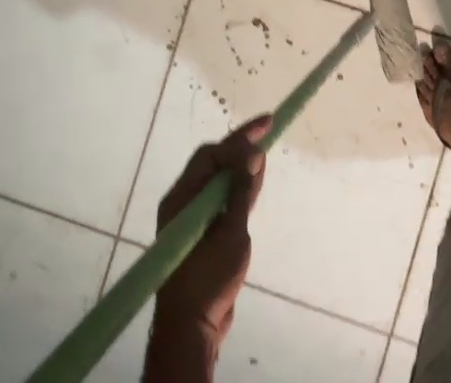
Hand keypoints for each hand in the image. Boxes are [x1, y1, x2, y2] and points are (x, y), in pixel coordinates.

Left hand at [153, 115, 270, 346]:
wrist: (190, 326)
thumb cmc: (206, 278)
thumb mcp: (230, 232)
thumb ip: (240, 191)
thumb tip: (253, 153)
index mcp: (182, 198)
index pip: (210, 154)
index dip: (239, 137)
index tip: (267, 124)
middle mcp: (182, 203)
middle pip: (211, 163)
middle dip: (240, 145)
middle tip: (268, 130)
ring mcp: (191, 219)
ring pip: (216, 180)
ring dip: (239, 164)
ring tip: (263, 149)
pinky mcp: (201, 234)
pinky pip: (220, 199)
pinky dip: (237, 186)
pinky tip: (253, 182)